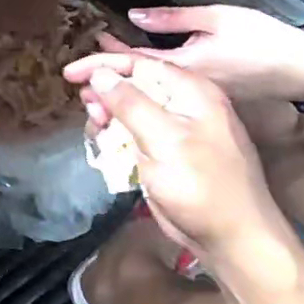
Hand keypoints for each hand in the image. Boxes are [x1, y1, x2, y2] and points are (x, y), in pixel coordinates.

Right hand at [64, 54, 288, 263]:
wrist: (232, 238)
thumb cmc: (201, 185)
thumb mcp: (163, 139)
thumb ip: (130, 103)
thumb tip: (101, 74)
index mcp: (191, 91)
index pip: (140, 64)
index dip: (103, 65)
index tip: (70, 73)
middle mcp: (184, 105)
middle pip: (134, 86)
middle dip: (105, 94)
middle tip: (89, 111)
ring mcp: (176, 131)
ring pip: (131, 112)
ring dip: (109, 118)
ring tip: (96, 131)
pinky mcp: (168, 156)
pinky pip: (136, 136)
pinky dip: (118, 138)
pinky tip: (106, 147)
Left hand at [95, 5, 303, 103]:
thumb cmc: (264, 40)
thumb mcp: (217, 19)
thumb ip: (173, 19)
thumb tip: (135, 16)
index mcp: (183, 71)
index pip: (130, 69)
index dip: (100, 67)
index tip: (72, 69)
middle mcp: (184, 95)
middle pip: (133, 92)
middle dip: (103, 86)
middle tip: (77, 80)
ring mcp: (195, 108)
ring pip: (146, 104)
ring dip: (119, 96)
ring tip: (96, 89)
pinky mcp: (205, 112)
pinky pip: (164, 110)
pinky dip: (143, 101)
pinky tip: (134, 94)